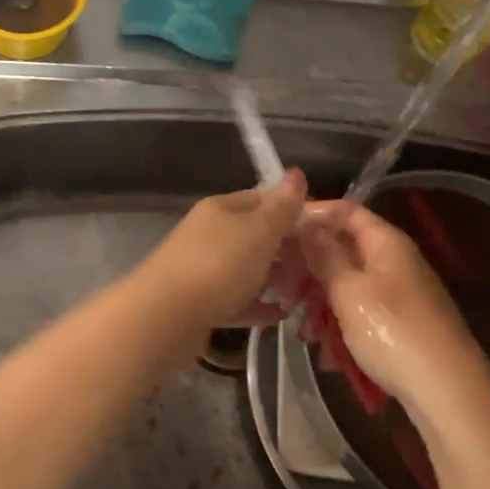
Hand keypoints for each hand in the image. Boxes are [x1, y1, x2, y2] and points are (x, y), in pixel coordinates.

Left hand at [134, 170, 307, 337]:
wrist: (166, 315)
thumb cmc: (218, 264)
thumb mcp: (258, 231)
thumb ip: (281, 208)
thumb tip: (296, 173)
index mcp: (222, 208)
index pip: (262, 199)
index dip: (292, 210)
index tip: (323, 230)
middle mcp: (210, 232)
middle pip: (255, 235)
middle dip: (287, 249)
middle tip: (319, 266)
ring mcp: (204, 267)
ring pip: (247, 268)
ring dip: (275, 278)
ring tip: (304, 292)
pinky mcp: (201, 302)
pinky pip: (238, 299)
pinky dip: (259, 305)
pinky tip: (282, 315)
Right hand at [297, 199, 473, 400]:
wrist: (451, 395)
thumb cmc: (393, 332)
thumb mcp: (347, 290)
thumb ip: (322, 254)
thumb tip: (303, 223)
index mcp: (386, 242)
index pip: (346, 210)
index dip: (313, 213)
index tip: (280, 228)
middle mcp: (396, 261)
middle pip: (346, 248)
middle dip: (311, 265)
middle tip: (281, 284)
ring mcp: (402, 295)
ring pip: (351, 284)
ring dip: (323, 300)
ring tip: (303, 328)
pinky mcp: (403, 326)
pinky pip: (364, 312)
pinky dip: (342, 324)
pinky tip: (327, 351)